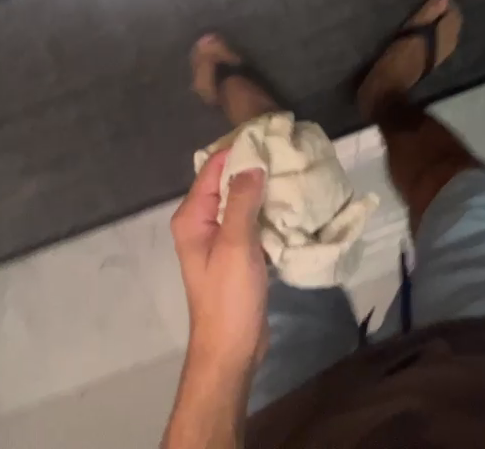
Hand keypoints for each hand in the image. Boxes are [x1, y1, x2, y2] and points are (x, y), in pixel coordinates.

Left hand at [171, 149, 269, 373]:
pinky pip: (250, 218)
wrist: (231, 349)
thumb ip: (242, 201)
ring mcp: (219, 238)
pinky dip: (266, 208)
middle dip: (253, 164)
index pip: (213, 167)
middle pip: (227, 180)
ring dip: (262, 187)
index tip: (270, 134)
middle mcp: (201, 222)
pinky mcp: (237, 251)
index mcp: (192, 217)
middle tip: (286, 150)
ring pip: (241, 199)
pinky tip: (288, 201)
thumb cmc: (228, 297)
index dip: (238, 148)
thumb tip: (252, 163)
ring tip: (291, 169)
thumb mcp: (236, 245)